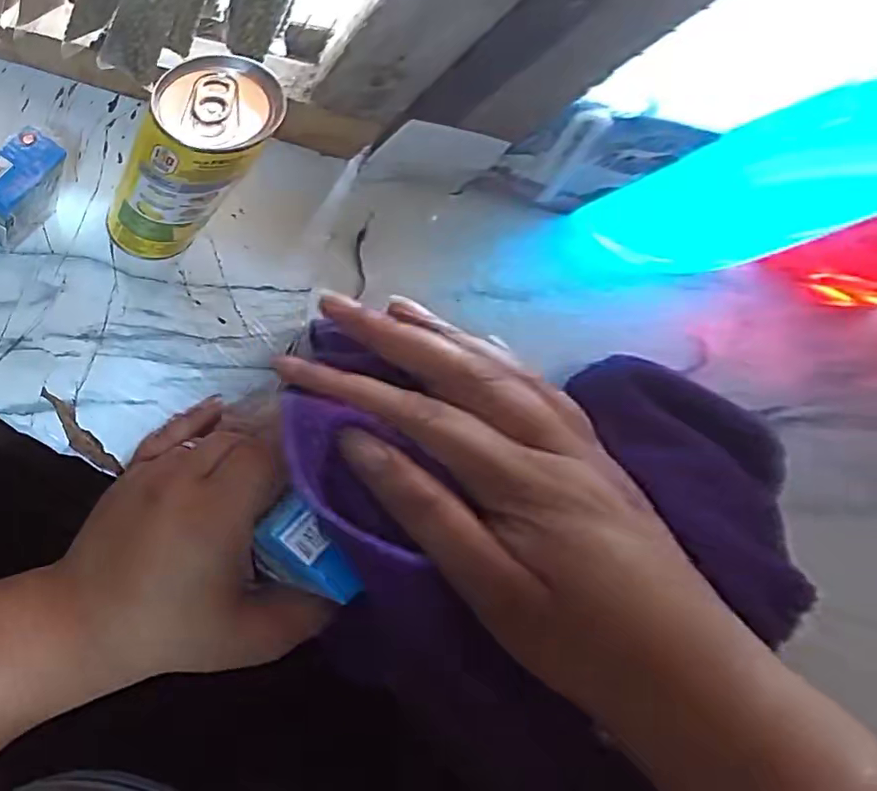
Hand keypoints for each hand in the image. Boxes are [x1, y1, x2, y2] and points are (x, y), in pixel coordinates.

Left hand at [50, 397, 331, 680]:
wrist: (88, 615)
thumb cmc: (172, 630)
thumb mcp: (253, 636)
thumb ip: (308, 608)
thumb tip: (347, 579)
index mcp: (215, 510)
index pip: (266, 454)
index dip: (300, 447)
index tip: (332, 451)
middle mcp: (182, 476)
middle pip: (239, 438)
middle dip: (279, 441)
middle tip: (314, 455)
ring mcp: (152, 469)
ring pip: (206, 433)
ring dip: (243, 430)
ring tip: (279, 433)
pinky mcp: (131, 470)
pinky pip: (169, 432)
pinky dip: (196, 418)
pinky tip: (217, 409)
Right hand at [272, 293, 763, 720]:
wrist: (705, 688)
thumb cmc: (581, 643)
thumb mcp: (486, 587)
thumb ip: (419, 504)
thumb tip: (351, 437)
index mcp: (526, 480)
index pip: (418, 414)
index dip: (346, 385)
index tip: (288, 368)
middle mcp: (556, 446)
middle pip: (461, 371)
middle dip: (389, 333)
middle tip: (332, 306)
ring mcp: (581, 446)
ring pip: (501, 369)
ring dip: (441, 332)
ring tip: (391, 306)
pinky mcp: (593, 457)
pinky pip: (535, 387)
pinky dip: (493, 354)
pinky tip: (474, 343)